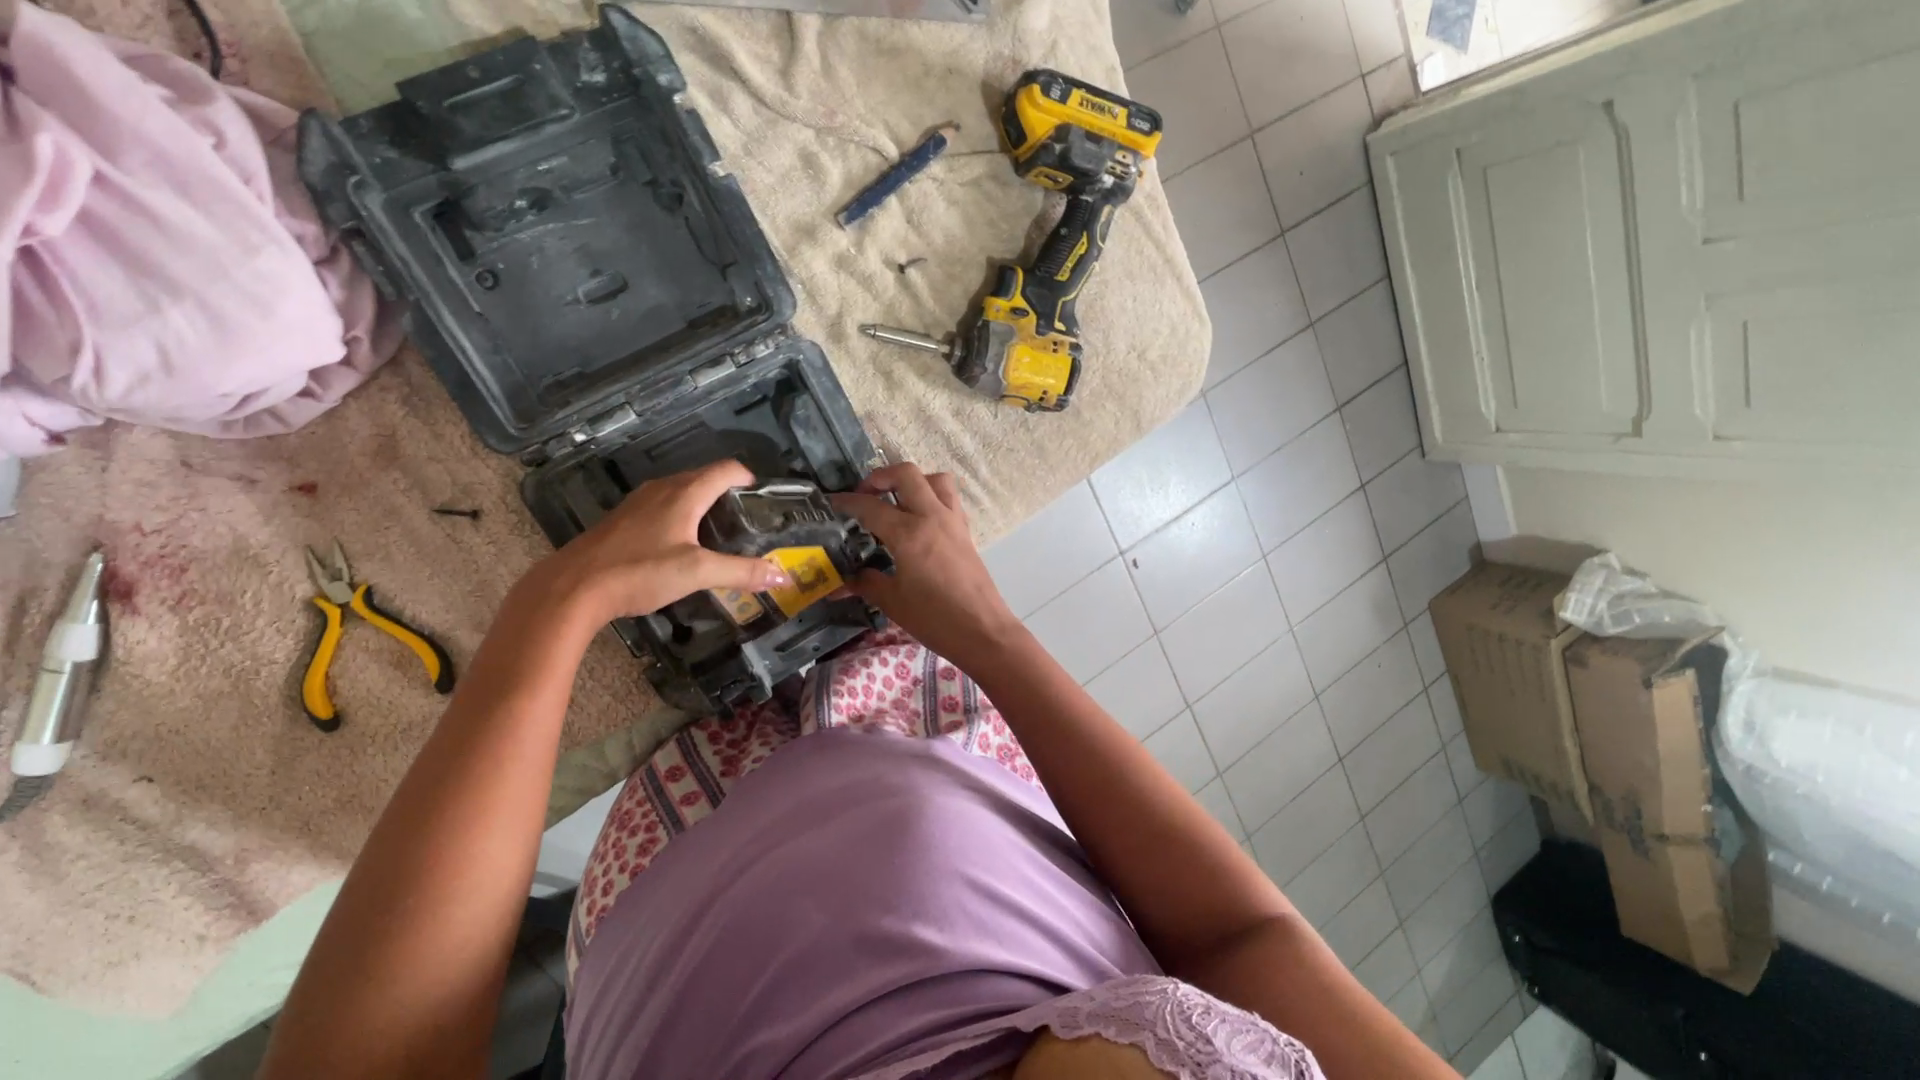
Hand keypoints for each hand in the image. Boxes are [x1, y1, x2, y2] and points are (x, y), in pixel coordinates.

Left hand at [534, 460, 788, 624]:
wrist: (573, 588)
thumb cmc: (639, 571)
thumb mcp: (697, 573)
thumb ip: (742, 572)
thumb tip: (783, 574)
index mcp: (684, 493)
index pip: (726, 470)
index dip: (749, 479)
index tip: (765, 499)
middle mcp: (662, 489)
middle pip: (704, 479)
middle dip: (730, 494)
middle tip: (750, 521)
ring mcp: (639, 504)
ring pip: (681, 493)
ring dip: (704, 506)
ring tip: (722, 534)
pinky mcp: (624, 521)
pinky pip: (663, 508)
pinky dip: (682, 518)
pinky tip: (683, 546)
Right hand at [831, 463, 1022, 669]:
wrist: (983, 631)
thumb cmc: (935, 619)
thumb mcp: (893, 602)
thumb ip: (866, 584)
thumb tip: (841, 583)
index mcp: (909, 533)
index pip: (871, 506)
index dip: (847, 501)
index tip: (831, 502)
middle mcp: (932, 517)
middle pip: (906, 474)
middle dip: (880, 476)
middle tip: (865, 494)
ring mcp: (953, 522)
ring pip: (935, 479)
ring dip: (913, 482)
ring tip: (896, 501)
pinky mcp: (966, 532)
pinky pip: (949, 499)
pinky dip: (931, 498)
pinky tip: (918, 521)